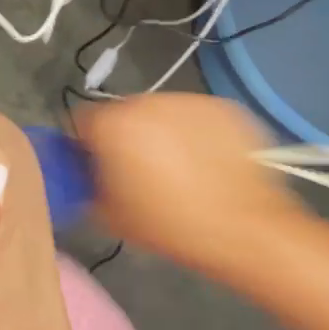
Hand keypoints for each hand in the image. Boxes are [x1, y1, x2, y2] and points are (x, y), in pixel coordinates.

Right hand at [75, 93, 304, 271]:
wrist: (246, 230)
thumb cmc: (172, 227)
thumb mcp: (112, 216)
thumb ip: (86, 186)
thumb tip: (83, 175)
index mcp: (113, 125)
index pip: (81, 121)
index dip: (87, 145)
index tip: (99, 167)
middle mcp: (146, 101)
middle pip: (123, 113)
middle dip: (127, 136)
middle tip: (142, 171)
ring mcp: (187, 100)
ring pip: (161, 112)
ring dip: (162, 132)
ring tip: (181, 167)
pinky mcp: (222, 106)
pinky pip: (195, 116)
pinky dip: (196, 132)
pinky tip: (206, 161)